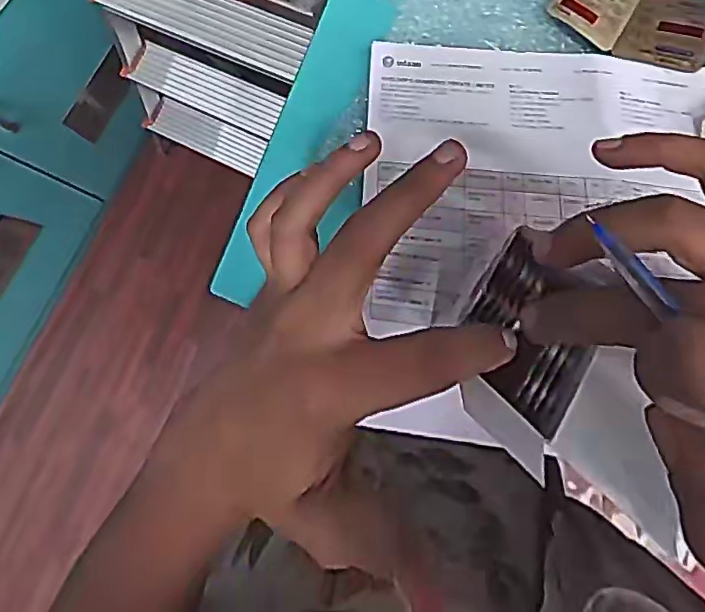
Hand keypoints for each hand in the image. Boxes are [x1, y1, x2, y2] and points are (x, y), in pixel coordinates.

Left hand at [146, 133, 513, 554]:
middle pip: (358, 250)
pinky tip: (324, 170)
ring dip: (333, 172)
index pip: (410, 363)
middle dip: (409, 200)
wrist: (199, 457)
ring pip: (297, 218)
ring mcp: (277, 297)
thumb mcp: (331, 517)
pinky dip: (294, 191)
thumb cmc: (270, 482)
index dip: (463, 351)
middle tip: (450, 159)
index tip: (504, 337)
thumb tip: (441, 598)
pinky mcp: (263, 285)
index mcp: (328, 386)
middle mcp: (303, 327)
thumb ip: (390, 543)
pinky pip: (270, 224)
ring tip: (371, 139)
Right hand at [524, 133, 704, 611]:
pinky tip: (611, 152)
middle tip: (543, 320)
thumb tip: (657, 409)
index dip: (651, 375)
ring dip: (602, 231)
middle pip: (673, 292)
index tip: (654, 399)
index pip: (700, 358)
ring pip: (682, 221)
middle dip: (592, 308)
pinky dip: (664, 151)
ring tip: (555, 249)